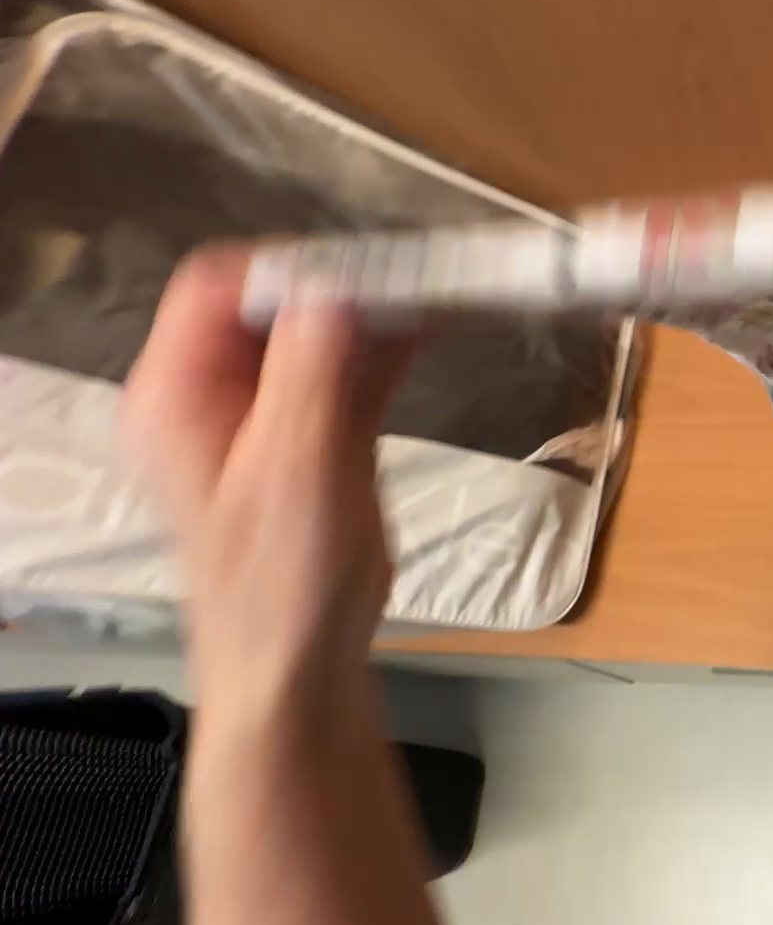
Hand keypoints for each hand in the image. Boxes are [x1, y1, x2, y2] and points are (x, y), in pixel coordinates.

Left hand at [125, 248, 411, 706]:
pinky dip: (384, 355)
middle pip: (273, 309)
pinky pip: (345, 378)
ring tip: (439, 301)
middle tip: (424, 283)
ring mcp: (269, 418)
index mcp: (182, 394)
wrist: (299, 654)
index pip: (219, 291)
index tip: (378, 272)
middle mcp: (218, 395)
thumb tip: (339, 290)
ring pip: (317, 341)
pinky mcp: (315, 440)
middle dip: (346, 289)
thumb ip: (315, 377)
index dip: (294, 270)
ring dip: (373, 318)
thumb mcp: (301, 471)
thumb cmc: (288, 575)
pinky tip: (428, 337)